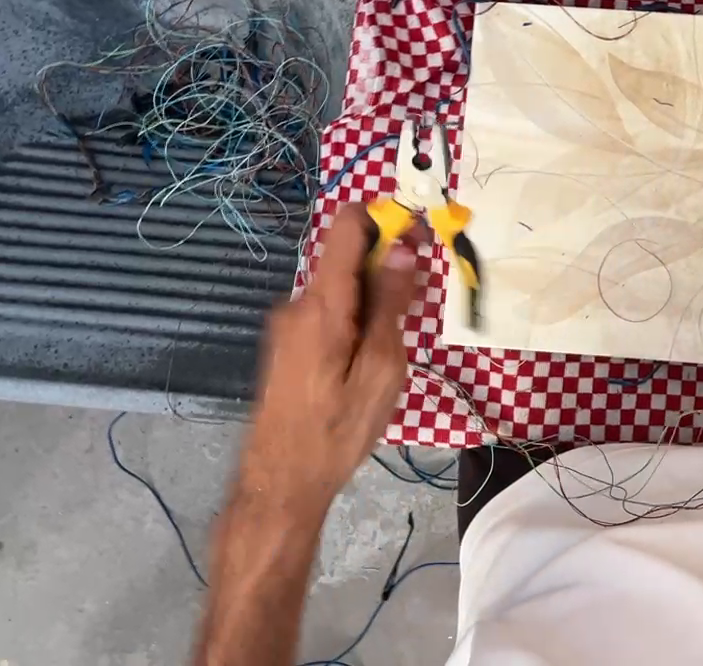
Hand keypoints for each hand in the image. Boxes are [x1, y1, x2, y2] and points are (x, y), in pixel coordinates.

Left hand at [234, 203, 417, 524]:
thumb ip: (391, 303)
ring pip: (344, 284)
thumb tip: (403, 248)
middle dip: (391, 261)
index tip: (421, 233)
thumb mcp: (381, 368)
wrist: (280, 485)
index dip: (386, 217)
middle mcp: (298, 302)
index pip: (347, 226)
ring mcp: (289, 322)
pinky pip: (332, 307)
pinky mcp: (289, 341)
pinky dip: (360, 311)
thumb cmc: (338, 430)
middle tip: (423, 294)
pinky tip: (375, 350)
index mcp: (322, 303)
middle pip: (349, 255)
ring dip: (378, 292)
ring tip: (400, 336)